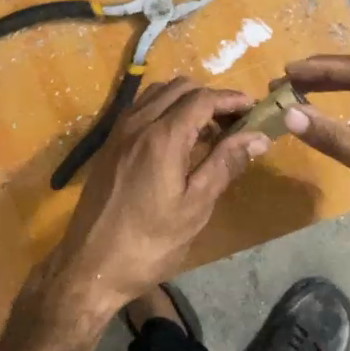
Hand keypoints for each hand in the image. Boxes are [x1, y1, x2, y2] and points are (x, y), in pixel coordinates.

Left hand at [39, 78, 271, 315]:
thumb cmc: (150, 242)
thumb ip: (225, 164)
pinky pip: (142, 108)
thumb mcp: (195, 207)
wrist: (92, 262)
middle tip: (236, 123)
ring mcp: (120, 129)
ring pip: (158, 93)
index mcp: (162, 136)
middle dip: (211, 98)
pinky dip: (165, 110)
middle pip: (180, 88)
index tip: (256, 109)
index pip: (202, 98)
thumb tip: (257, 136)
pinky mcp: (110, 141)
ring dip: (186, 101)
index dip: (231, 99)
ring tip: (211, 131)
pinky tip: (180, 138)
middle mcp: (138, 122)